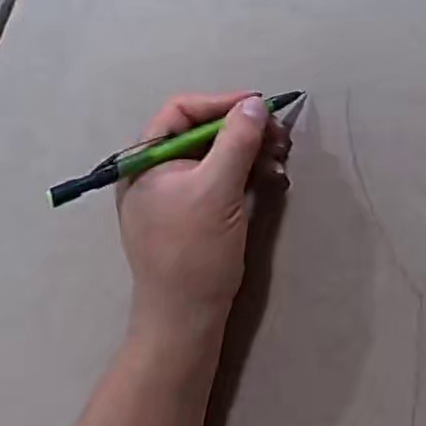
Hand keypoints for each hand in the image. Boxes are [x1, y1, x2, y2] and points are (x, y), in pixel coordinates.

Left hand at [117, 92, 291, 337]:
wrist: (185, 322)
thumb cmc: (194, 253)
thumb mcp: (218, 190)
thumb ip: (237, 141)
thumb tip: (255, 103)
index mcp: (145, 159)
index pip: (182, 110)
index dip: (221, 103)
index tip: (259, 106)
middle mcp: (155, 169)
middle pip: (202, 130)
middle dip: (243, 129)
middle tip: (279, 134)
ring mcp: (174, 191)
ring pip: (215, 153)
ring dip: (250, 150)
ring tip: (281, 157)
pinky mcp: (193, 210)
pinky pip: (219, 177)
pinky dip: (245, 172)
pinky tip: (272, 177)